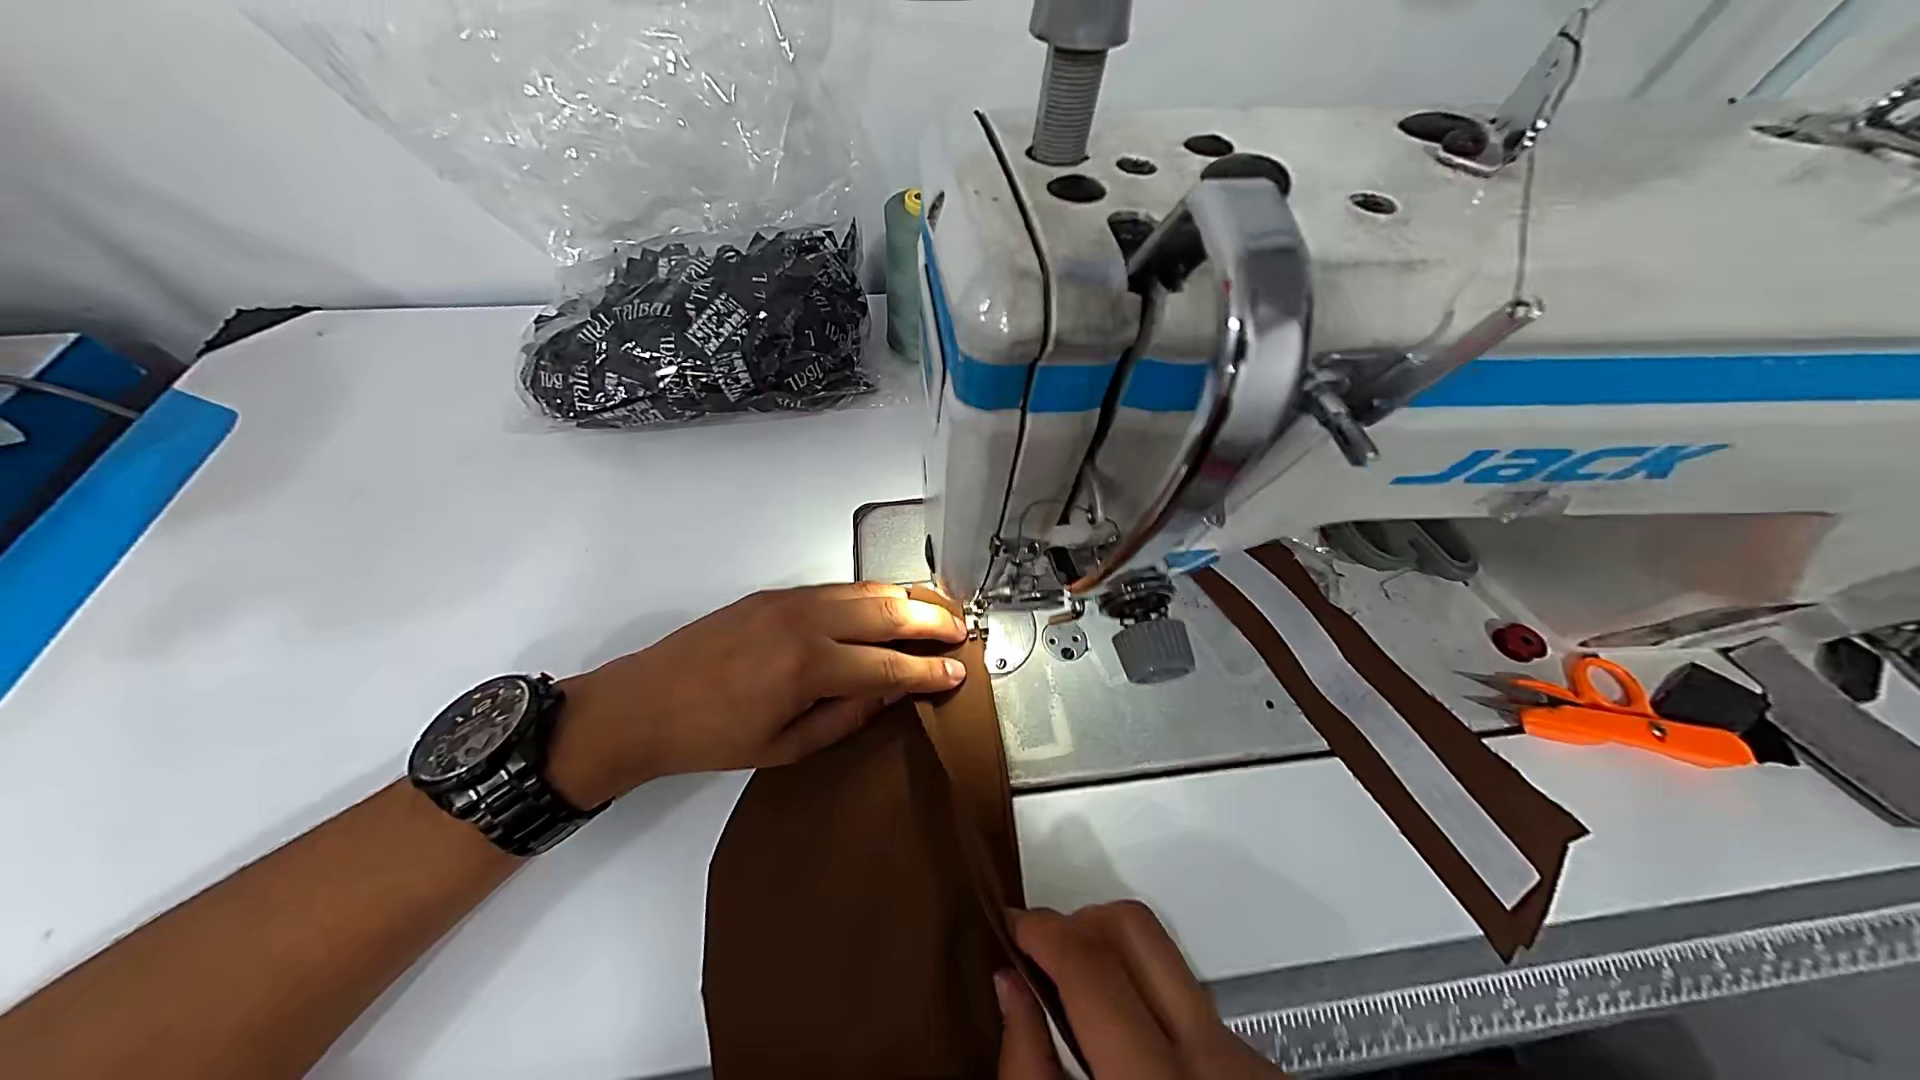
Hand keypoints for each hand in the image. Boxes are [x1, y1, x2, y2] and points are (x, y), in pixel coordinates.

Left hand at [545, 582, 967, 805]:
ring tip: (937, 608)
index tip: (956, 673)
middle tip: (960, 628)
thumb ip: (847, 716)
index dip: (928, 670)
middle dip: (931, 618)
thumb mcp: (786, 746)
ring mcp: (788, 600)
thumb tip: (893, 691)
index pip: (888, 664)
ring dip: (906, 597)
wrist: (643, 703)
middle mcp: (803, 622)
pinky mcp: (774, 592)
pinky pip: (837, 587)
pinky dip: (872, 593)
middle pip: (887, 609)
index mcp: (807, 667)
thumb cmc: (711, 736)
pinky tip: (887, 602)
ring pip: (865, 589)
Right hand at [997, 902, 1287, 1079]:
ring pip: (1165, 956)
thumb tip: (1009, 984)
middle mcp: (1210, 1061)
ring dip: (1113, 954)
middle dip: (1077, 920)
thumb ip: (1027, 1069)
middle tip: (1046, 948)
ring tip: (1082, 992)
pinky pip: (1191, 997)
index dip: (1042, 931)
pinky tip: (1130, 1036)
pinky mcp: (1261, 1065)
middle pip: (1135, 929)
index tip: (1014, 925)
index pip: (1090, 966)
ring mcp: (1244, 1059)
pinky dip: (1148, 994)